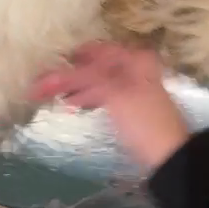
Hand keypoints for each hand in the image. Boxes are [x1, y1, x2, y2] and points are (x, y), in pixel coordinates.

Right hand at [31, 42, 191, 170]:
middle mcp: (133, 66)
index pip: (92, 52)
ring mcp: (132, 85)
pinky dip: (86, 96)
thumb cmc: (143, 121)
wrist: (169, 155)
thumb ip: (86, 78)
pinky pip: (101, 93)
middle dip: (66, 74)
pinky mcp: (129, 104)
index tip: (41, 73)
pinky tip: (72, 104)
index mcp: (133, 58)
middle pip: (92, 65)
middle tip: (39, 85)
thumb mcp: (115, 94)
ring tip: (50, 96)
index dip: (66, 62)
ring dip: (73, 86)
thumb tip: (59, 70)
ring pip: (95, 79)